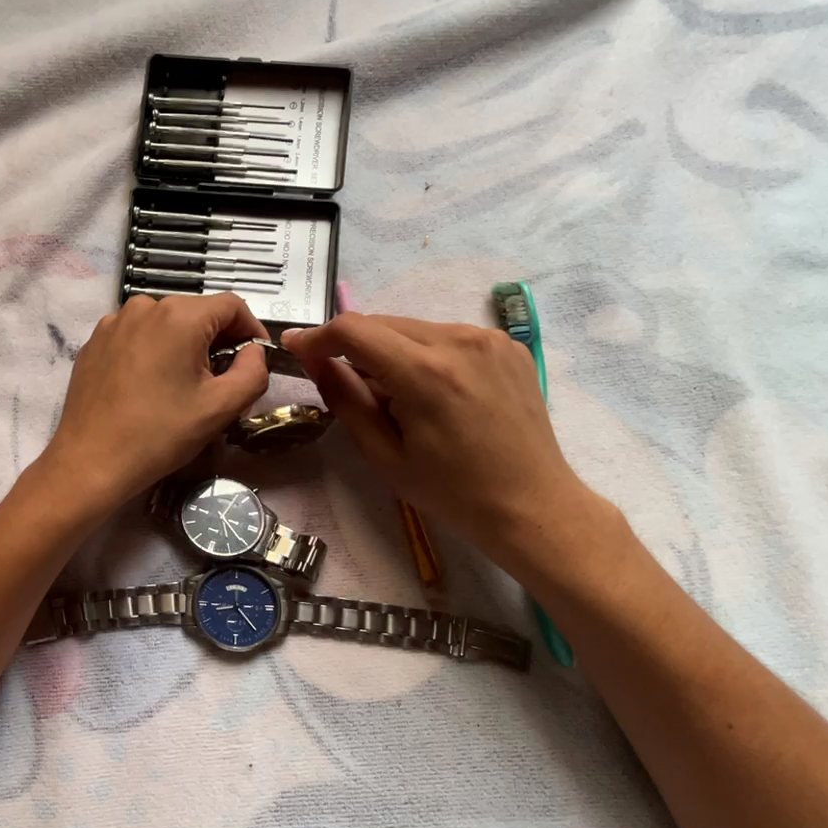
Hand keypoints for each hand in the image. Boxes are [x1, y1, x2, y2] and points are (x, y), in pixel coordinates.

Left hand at [34, 293, 269, 512]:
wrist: (90, 462)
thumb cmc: (159, 434)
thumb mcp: (221, 407)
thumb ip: (253, 372)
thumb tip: (253, 352)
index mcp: (178, 315)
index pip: (232, 305)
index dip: (251, 330)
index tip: (255, 361)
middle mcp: (143, 307)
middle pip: (196, 314)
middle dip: (215, 343)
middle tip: (219, 383)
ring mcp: (113, 324)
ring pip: (164, 326)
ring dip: (182, 349)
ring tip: (181, 389)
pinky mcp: (93, 344)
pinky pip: (135, 339)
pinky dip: (151, 355)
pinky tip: (148, 390)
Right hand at [281, 312, 601, 565]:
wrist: (532, 504)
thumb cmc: (452, 492)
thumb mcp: (384, 455)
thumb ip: (346, 400)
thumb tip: (316, 362)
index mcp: (425, 373)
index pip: (354, 330)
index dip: (317, 336)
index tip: (295, 348)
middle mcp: (459, 341)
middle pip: (383, 323)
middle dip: (351, 346)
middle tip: (339, 381)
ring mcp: (488, 339)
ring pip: (413, 328)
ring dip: (388, 351)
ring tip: (392, 396)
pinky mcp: (507, 346)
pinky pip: (446, 337)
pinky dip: (423, 354)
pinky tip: (429, 392)